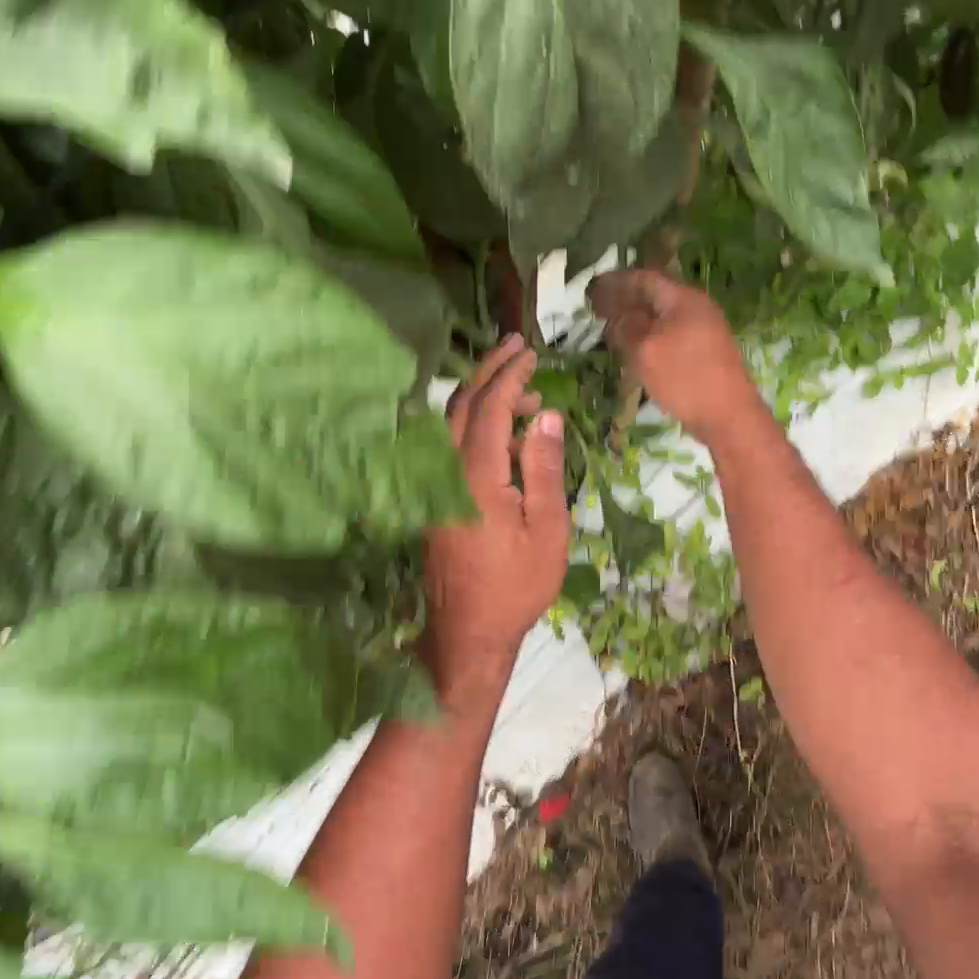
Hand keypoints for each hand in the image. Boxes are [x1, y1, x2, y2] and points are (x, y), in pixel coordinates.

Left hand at [423, 336, 570, 710]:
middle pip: (459, 404)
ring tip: (523, 396)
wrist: (468, 630)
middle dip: (486, 371)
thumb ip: (543, 468)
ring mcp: (433, 486)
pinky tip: (500, 435)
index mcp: (476, 475)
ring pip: (448, 424)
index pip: (489, 407)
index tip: (530, 353)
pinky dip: (470, 425)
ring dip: (479, 398)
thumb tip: (545, 415)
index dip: (509, 375)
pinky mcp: (432, 500)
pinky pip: (446, 446)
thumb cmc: (517, 585)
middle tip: (515, 348)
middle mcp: (445, 471)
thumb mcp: (547, 528)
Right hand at [589, 270, 765, 443]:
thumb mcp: (646, 350)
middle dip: (625, 300)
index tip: (593, 289)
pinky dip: (650, 336)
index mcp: (683, 298)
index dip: (617, 282)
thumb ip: (627, 328)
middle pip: (655, 296)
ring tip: (611, 330)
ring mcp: (704, 330)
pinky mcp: (705, 352)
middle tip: (597, 310)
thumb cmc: (685, 377)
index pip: (645, 278)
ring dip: (637, 320)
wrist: (728, 415)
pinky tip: (635, 349)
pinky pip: (671, 334)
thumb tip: (619, 317)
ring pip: (663, 317)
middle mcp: (697, 307)